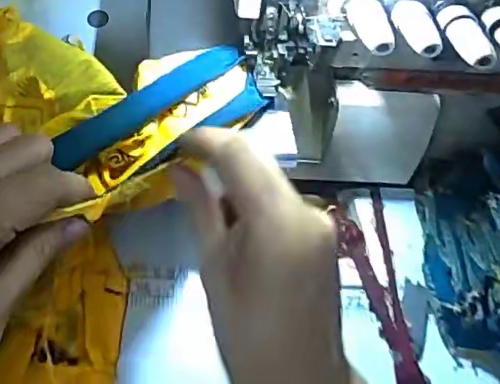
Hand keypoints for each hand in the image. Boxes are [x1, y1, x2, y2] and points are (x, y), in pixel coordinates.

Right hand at [173, 128, 354, 383]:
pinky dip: (256, 193)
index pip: (238, 152)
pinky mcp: (322, 229)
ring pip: (270, 174)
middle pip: (258, 157)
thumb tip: (179, 169)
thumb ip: (200, 210)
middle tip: (185, 156)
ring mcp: (317, 217)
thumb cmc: (248, 336)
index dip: (206, 139)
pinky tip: (234, 215)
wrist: (304, 382)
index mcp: (276, 219)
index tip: (177, 140)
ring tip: (204, 187)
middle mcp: (304, 208)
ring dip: (238, 172)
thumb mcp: (214, 271)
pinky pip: (282, 195)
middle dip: (221, 151)